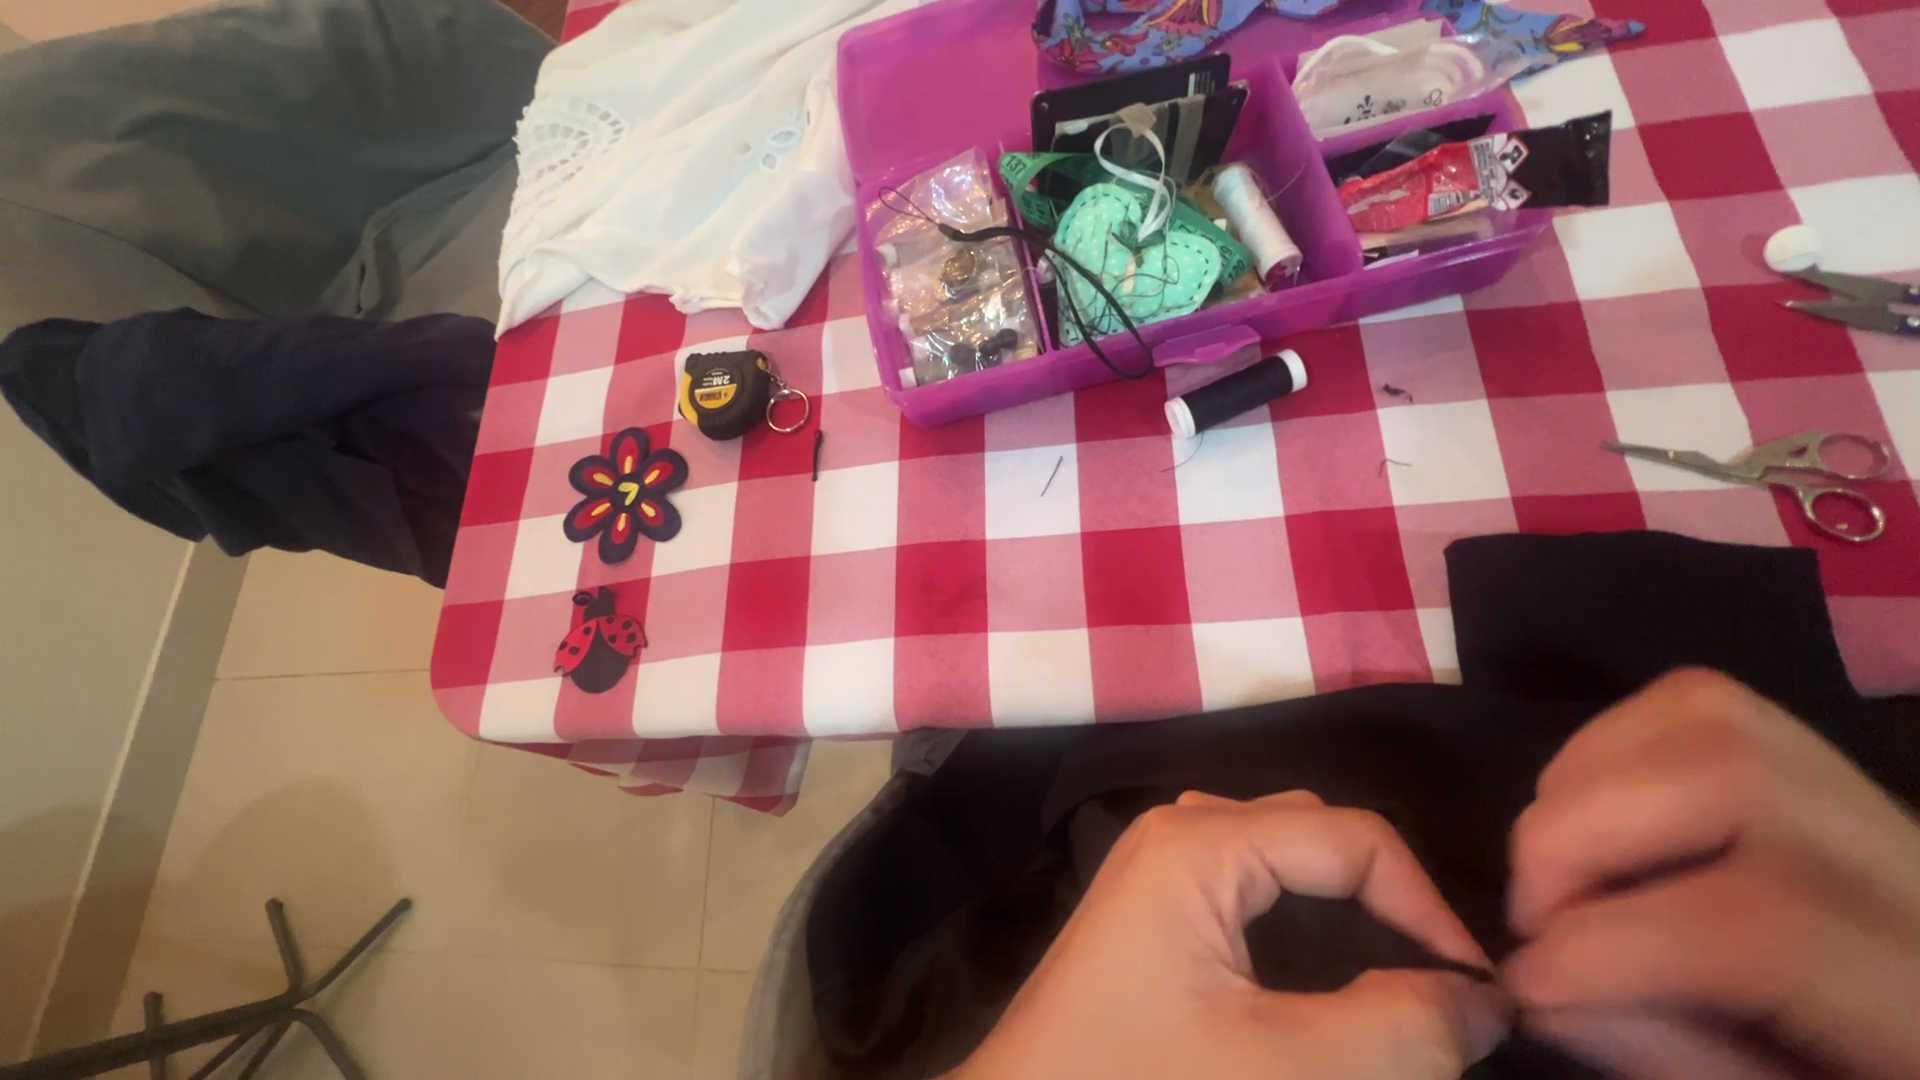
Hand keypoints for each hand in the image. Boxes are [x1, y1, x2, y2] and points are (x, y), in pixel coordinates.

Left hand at [947, 791, 1509, 1079]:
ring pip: (1278, 848)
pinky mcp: (1152, 899)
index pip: (1349, 835)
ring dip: (1343, 898)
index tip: (1481, 996)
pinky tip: (1318, 961)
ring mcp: (1157, 860)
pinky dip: (1297, 907)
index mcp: (1200, 841)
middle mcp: (1176, 828)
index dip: (1427, 906)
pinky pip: (1243, 875)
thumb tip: (1483, 997)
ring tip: (1394, 972)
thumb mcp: (1288, 1068)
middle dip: (1387, 896)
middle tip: (1443, 985)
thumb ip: (1401, 1029)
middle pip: (1312, 830)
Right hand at [1505, 670, 1919, 1079]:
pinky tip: (1589, 806)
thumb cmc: (1862, 1072)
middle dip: (1575, 836)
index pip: (1761, 929)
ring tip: (1556, 858)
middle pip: (1725, 779)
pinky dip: (1606, 742)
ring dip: (1580, 778)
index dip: (1605, 942)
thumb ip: (1672, 1058)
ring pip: (1701, 716)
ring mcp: (1875, 792)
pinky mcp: (1818, 752)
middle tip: (1533, 907)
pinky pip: (1692, 700)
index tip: (1523, 977)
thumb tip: (1540, 990)